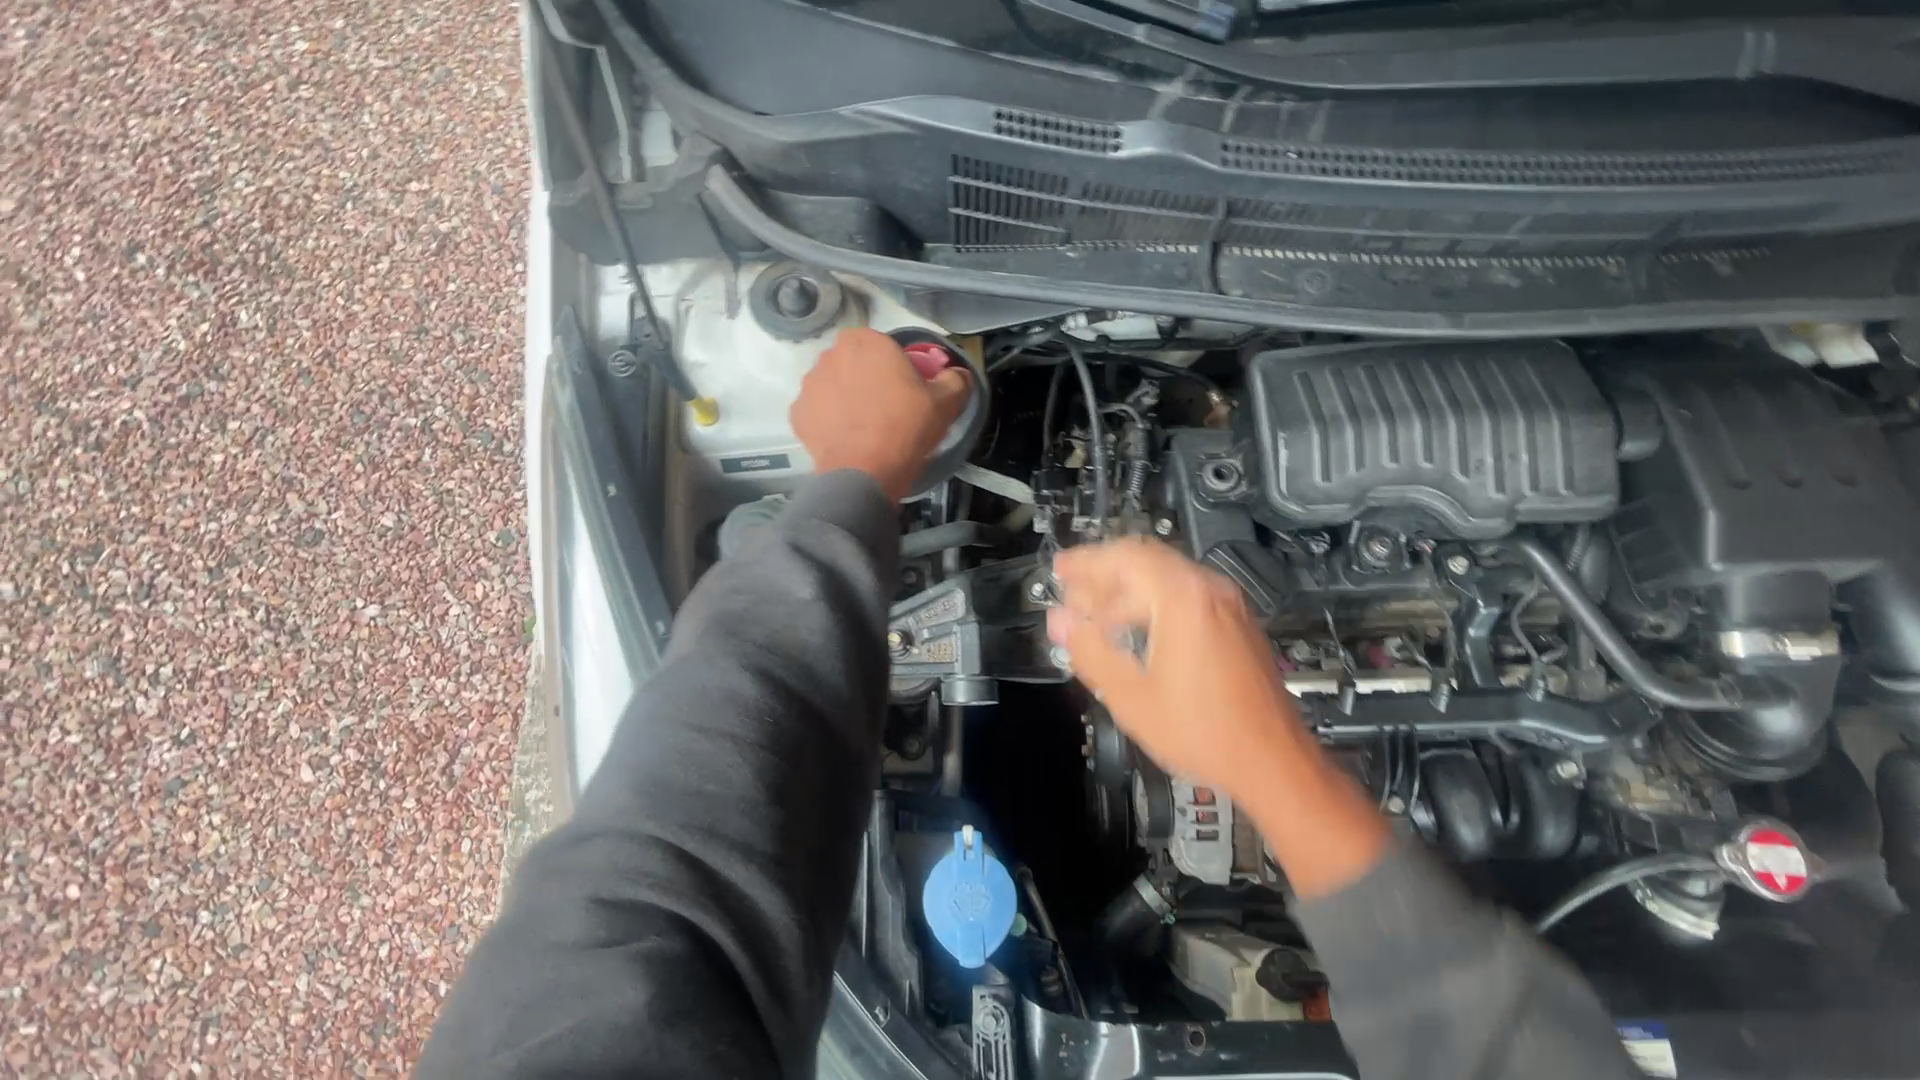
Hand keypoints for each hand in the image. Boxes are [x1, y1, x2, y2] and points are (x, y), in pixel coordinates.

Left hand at [791, 328, 970, 500]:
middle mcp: (831, 355)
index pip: (883, 345)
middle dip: (867, 379)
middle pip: (855, 363)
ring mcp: (810, 384)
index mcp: (866, 341)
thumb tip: (957, 374)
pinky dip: (829, 421)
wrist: (865, 472)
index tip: (906, 389)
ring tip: (865, 427)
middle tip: (887, 408)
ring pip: (833, 386)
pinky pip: (818, 412)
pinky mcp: (797, 413)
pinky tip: (847, 439)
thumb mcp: (946, 402)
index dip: (895, 366)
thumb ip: (955, 380)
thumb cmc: (906, 427)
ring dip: (846, 399)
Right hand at [1046, 537, 1389, 897]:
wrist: (1273, 761)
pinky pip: (1188, 596)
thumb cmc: (1203, 732)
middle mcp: (1210, 591)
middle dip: (1104, 574)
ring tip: (1095, 617)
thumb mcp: (1131, 697)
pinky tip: (1135, 632)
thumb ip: (1090, 651)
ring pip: (1167, 578)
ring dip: (1127, 591)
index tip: (1059, 569)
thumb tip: (1060, 621)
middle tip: (1070, 592)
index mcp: (1184, 598)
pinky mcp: (1237, 625)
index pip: (1125, 557)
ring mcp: (1229, 606)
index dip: (1086, 560)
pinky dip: (1153, 603)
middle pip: (1146, 561)